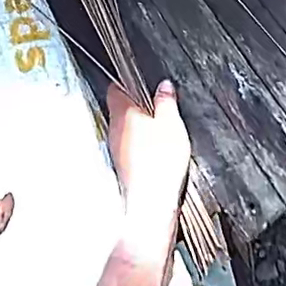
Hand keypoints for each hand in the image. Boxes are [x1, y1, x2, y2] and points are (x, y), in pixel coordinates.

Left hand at [106, 80, 189, 258]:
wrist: (151, 205)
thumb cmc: (160, 162)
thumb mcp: (171, 123)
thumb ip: (166, 101)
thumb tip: (164, 86)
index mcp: (123, 112)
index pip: (115, 88)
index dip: (124, 81)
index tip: (135, 79)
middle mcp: (114, 129)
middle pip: (119, 108)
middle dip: (135, 104)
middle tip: (153, 102)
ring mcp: (116, 149)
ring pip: (124, 128)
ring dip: (138, 124)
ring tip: (160, 125)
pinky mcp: (122, 166)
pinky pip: (129, 146)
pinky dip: (140, 143)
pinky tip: (156, 149)